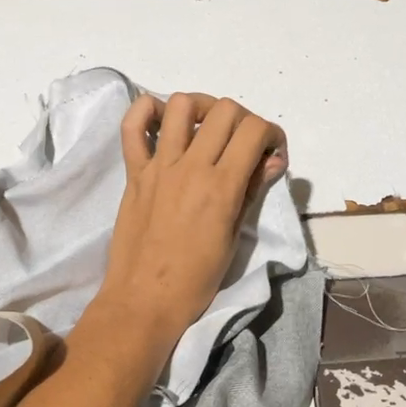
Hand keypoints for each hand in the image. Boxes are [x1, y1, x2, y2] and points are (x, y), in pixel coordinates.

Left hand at [97, 93, 286, 340]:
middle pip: (225, 111)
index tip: (272, 153)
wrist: (145, 301)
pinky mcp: (134, 173)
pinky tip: (163, 123)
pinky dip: (147, 112)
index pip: (254, 132)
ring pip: (181, 105)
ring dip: (202, 108)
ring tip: (207, 129)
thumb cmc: (196, 281)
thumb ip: (252, 193)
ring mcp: (159, 166)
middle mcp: (191, 167)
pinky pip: (132, 127)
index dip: (271, 134)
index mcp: (222, 187)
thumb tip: (273, 161)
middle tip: (244, 145)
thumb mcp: (234, 239)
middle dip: (244, 120)